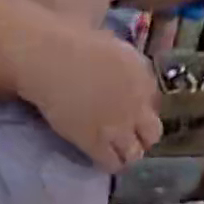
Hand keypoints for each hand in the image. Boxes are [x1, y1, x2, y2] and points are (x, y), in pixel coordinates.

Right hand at [11, 18, 162, 170]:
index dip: (143, 109)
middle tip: (129, 138)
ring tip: (116, 153)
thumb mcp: (112, 43)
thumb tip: (127, 74)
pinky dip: (110, 164)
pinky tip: (102, 159)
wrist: (50, 59)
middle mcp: (136, 104)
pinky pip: (112, 163)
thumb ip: (124, 62)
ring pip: (134, 154)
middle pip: (152, 133)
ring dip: (127, 155)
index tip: (132, 111)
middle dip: (142, 138)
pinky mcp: (97, 144)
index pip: (154, 102)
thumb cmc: (72, 39)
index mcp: (140, 75)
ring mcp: (117, 127)